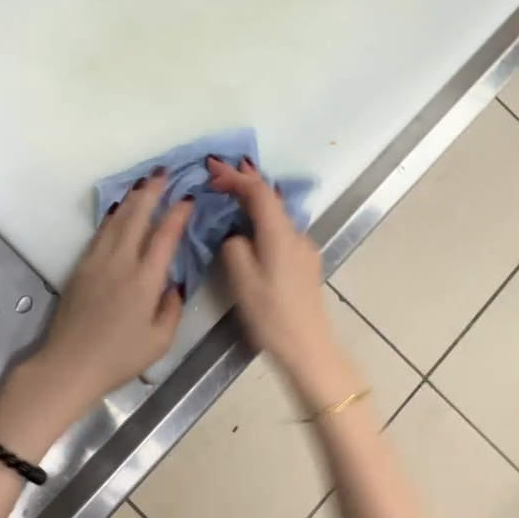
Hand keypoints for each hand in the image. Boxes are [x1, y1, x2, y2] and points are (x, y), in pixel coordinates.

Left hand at [28, 171, 192, 410]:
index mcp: (145, 280)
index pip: (165, 236)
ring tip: (144, 183)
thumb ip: (171, 309)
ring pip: (117, 221)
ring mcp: (97, 262)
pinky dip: (112, 218)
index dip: (178, 214)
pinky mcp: (80, 268)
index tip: (188, 198)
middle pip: (138, 217)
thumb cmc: (119, 358)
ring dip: (132, 199)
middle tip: (163, 173)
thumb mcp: (159, 341)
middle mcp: (121, 262)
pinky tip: (118, 210)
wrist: (70, 364)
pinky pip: (100, 234)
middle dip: (152, 192)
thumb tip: (174, 285)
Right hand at [209, 158, 347, 395]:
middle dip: (244, 183)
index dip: (235, 177)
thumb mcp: (242, 281)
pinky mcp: (304, 264)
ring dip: (252, 202)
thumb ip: (234, 248)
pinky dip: (261, 221)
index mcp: (279, 234)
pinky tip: (248, 229)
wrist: (308, 347)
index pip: (259, 192)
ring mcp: (303, 249)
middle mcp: (296, 235)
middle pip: (270, 199)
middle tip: (217, 173)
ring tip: (229, 195)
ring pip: (275, 215)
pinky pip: (279, 232)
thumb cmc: (272, 315)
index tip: (210, 170)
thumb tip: (235, 236)